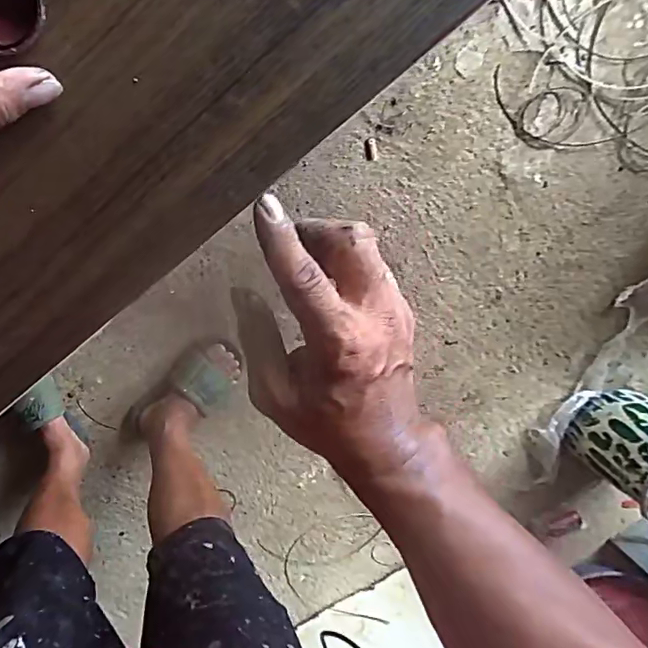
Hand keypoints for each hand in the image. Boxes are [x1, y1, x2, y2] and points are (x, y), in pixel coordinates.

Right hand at [231, 193, 447, 483]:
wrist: (388, 440)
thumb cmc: (324, 421)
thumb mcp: (273, 391)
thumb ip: (258, 338)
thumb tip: (245, 295)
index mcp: (337, 339)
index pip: (304, 275)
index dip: (281, 238)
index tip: (264, 207)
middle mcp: (373, 316)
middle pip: (351, 241)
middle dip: (313, 230)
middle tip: (286, 240)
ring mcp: (395, 309)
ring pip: (365, 245)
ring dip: (328, 240)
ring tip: (301, 258)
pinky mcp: (401, 308)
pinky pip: (371, 263)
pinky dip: (342, 257)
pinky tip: (323, 279)